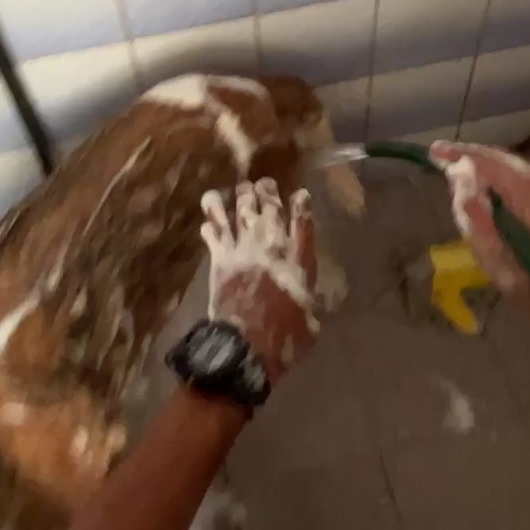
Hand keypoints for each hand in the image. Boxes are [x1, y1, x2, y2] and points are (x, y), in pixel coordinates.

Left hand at [200, 180, 318, 384]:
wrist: (246, 346)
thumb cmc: (285, 338)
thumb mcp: (312, 321)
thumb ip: (316, 302)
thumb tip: (321, 298)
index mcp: (299, 261)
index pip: (303, 223)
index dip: (302, 205)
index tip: (300, 193)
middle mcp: (272, 246)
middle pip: (269, 208)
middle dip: (267, 192)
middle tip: (263, 184)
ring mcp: (244, 249)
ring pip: (240, 211)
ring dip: (240, 197)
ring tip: (239, 188)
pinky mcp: (220, 258)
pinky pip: (214, 232)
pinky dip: (211, 221)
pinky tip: (209, 216)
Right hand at [429, 142, 529, 308]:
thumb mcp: (500, 264)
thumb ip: (476, 219)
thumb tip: (457, 178)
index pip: (490, 162)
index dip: (459, 154)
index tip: (434, 152)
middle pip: (504, 160)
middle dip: (471, 158)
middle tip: (442, 159)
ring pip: (516, 168)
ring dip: (487, 167)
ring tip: (461, 171)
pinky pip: (527, 179)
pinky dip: (503, 178)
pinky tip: (491, 189)